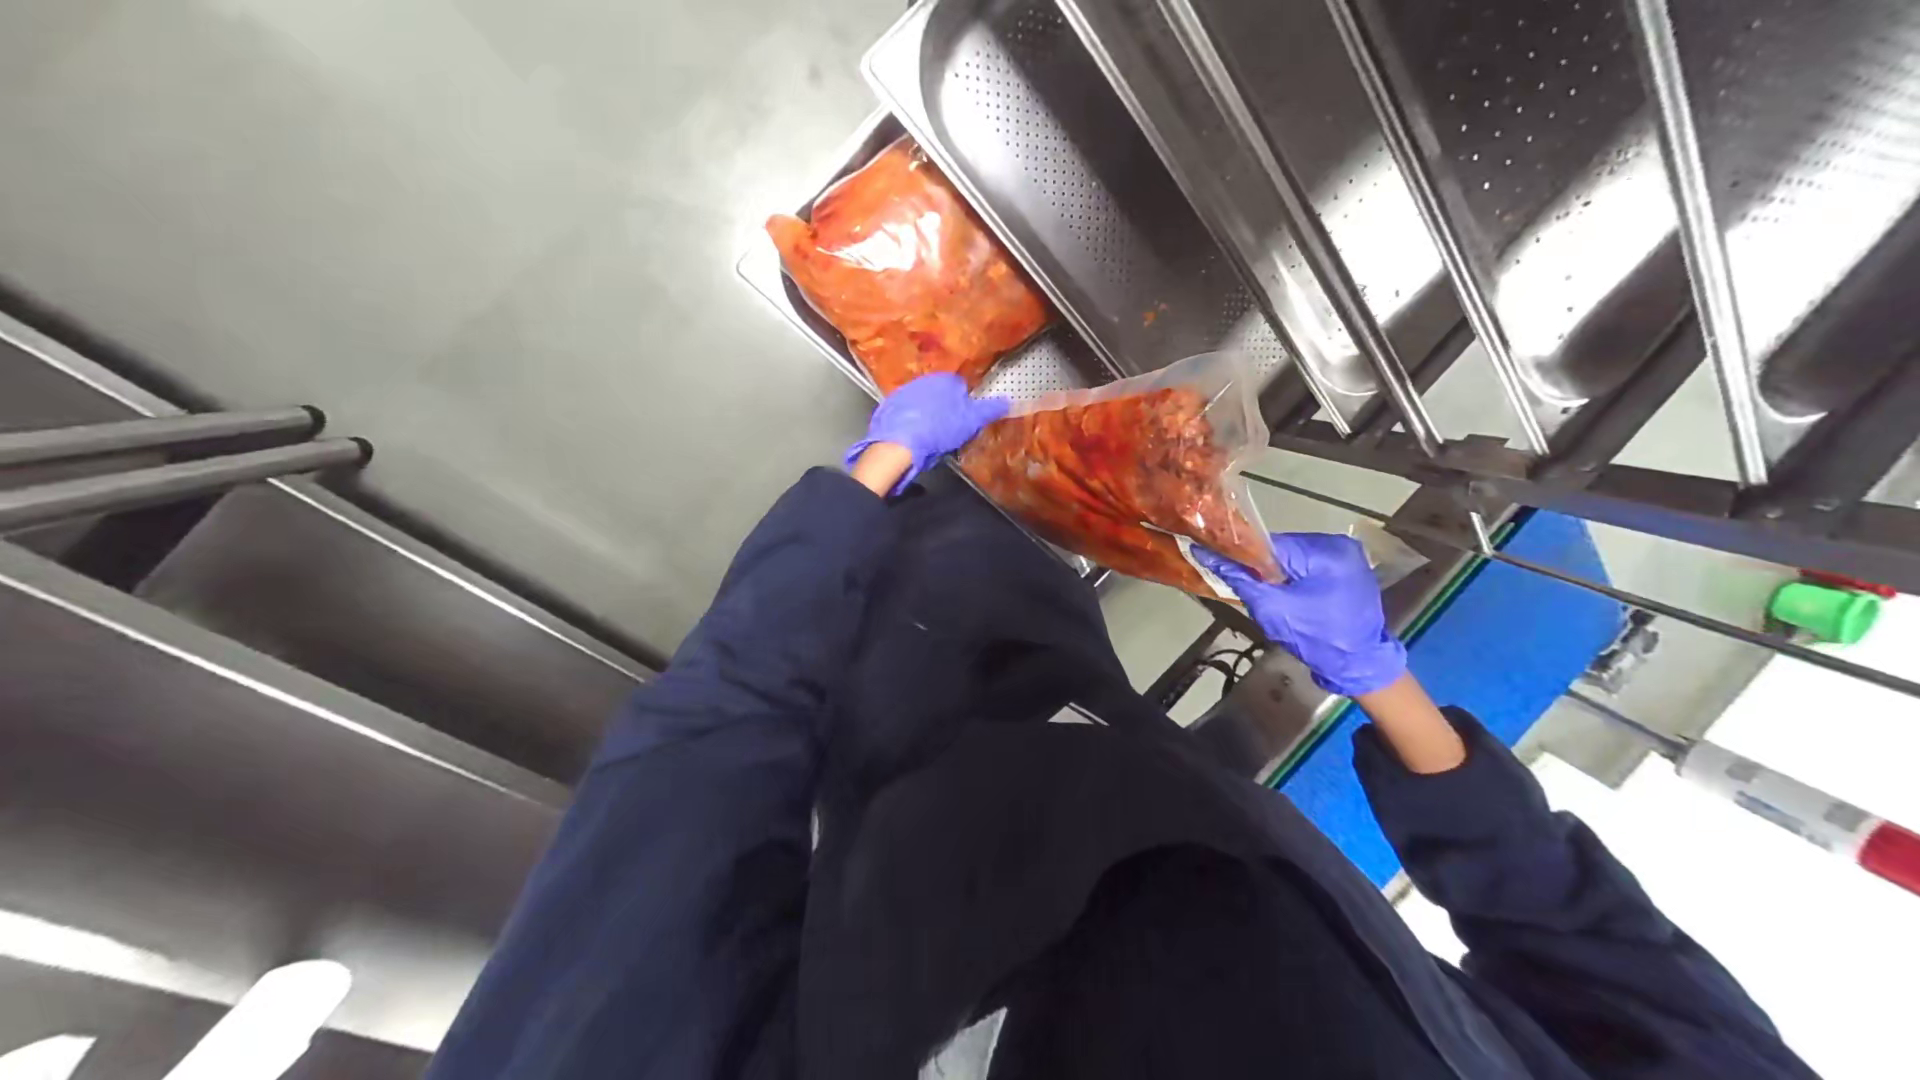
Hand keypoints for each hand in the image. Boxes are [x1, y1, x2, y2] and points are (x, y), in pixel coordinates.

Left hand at [844, 374, 1009, 495]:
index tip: (965, 420)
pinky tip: (912, 438)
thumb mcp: (971, 422)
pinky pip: (904, 414)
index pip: (961, 386)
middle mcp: (923, 380)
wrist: (899, 444)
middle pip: (939, 394)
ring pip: (921, 403)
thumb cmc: (940, 430)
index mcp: (945, 380)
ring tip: (929, 437)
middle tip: (948, 431)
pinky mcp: (887, 408)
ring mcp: (903, 393)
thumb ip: (989, 410)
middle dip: (944, 409)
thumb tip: (1007, 401)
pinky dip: (908, 423)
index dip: (965, 404)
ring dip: (926, 416)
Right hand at [1192, 533, 1406, 696]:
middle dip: (1261, 567)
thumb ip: (1239, 578)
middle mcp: (1338, 544)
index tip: (1221, 565)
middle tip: (1247, 587)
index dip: (1242, 556)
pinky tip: (1287, 595)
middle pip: (1281, 549)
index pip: (1269, 543)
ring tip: (1267, 594)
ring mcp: (1347, 556)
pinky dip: (1293, 578)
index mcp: (1324, 549)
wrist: (1360, 665)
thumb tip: (1204, 553)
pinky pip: (1307, 566)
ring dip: (1276, 574)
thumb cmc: (1315, 637)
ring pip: (1293, 557)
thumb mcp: (1271, 608)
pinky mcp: (1347, 569)